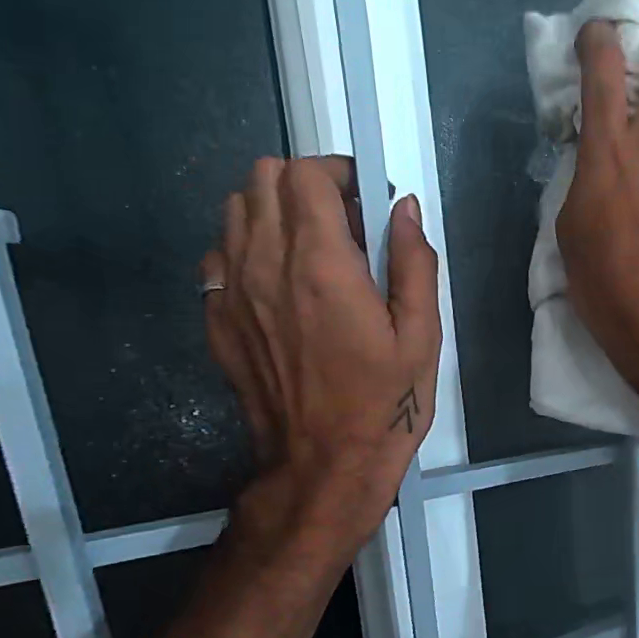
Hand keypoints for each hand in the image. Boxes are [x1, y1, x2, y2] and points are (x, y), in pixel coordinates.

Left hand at [200, 156, 439, 547]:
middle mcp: (265, 266)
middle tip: (346, 223)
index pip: (306, 175)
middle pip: (262, 179)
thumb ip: (414, 263)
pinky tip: (282, 284)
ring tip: (315, 251)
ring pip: (235, 210)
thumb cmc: (384, 403)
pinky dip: (250, 248)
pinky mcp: (215, 319)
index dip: (339, 172)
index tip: (367, 198)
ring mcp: (230, 292)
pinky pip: (220, 254)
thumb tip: (404, 208)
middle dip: (307, 184)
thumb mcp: (423, 336)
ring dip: (276, 211)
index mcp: (322, 266)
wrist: (322, 465)